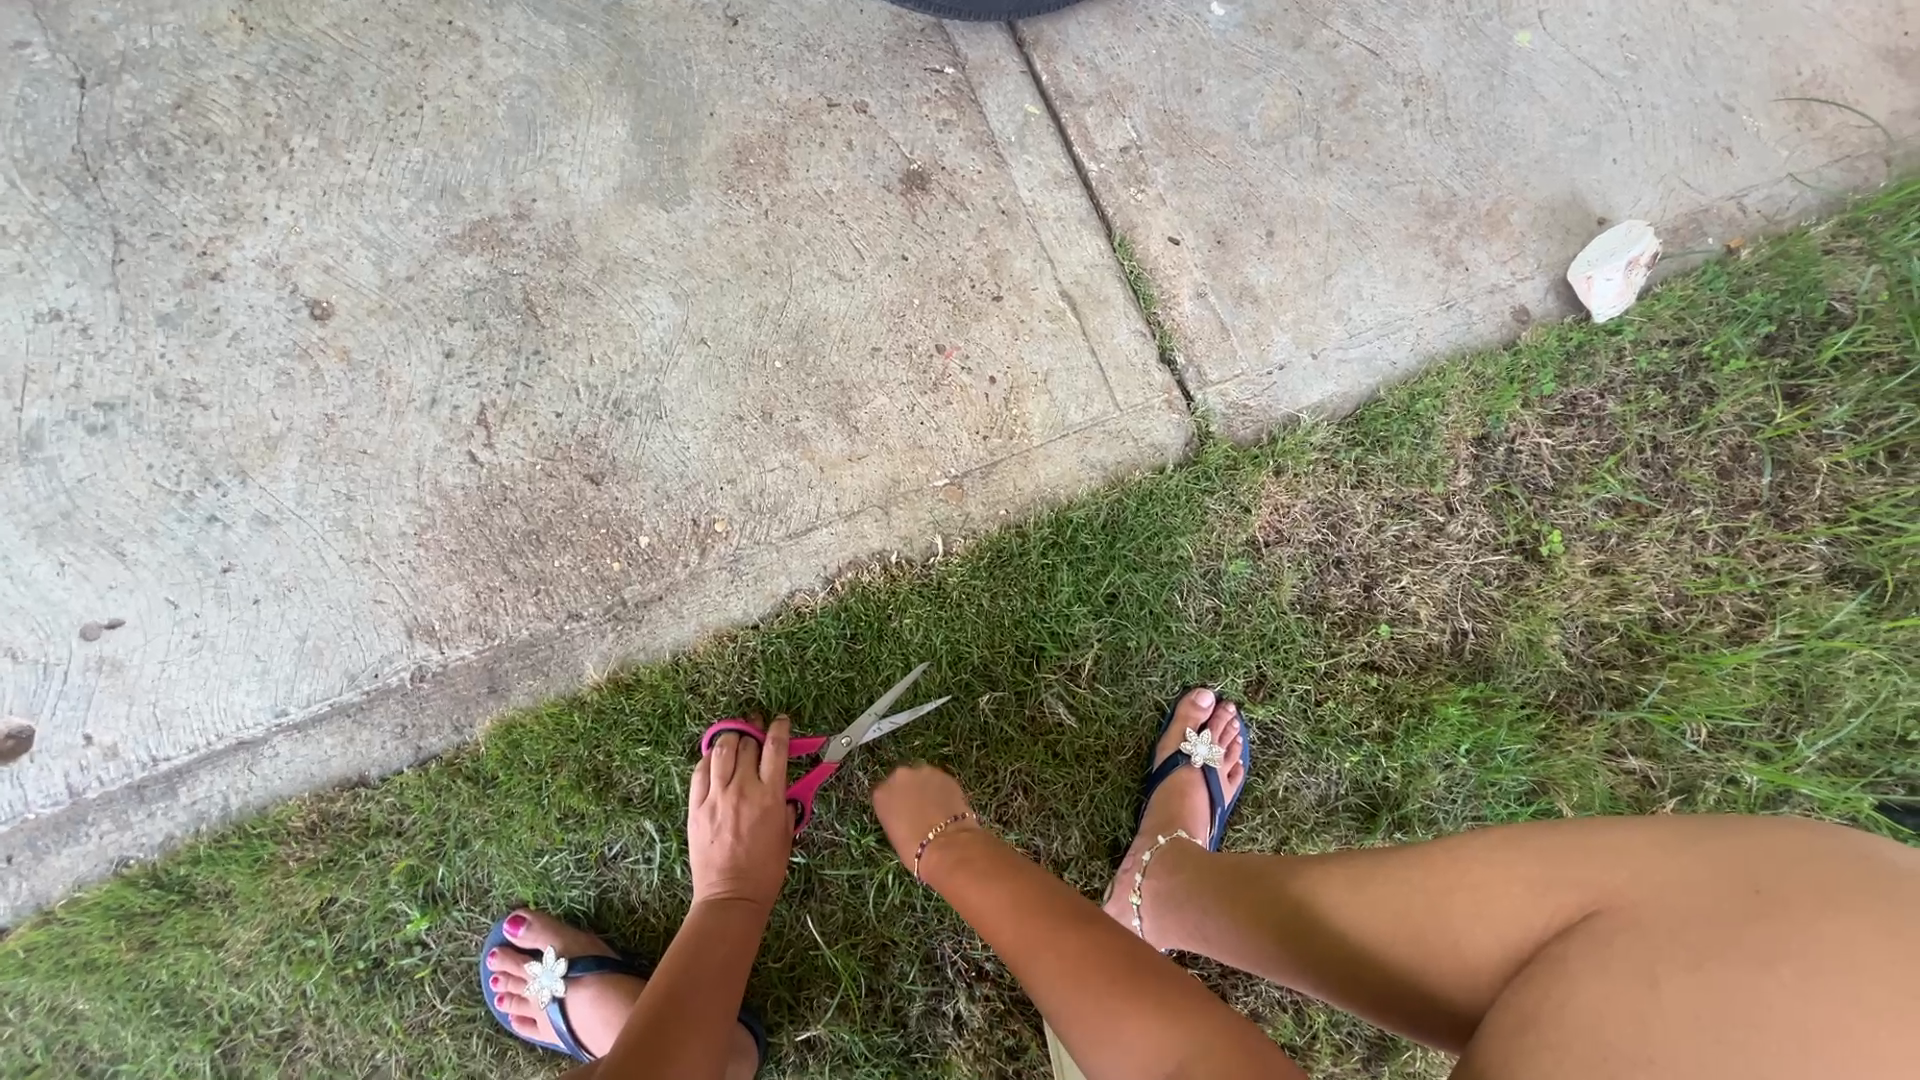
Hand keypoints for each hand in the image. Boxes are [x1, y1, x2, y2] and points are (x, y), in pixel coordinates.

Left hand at [688, 715, 794, 908]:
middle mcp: (743, 789)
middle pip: (747, 744)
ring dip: (730, 739)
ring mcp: (716, 796)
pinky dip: (708, 759)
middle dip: (753, 731)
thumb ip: (784, 804)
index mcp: (770, 795)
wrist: (731, 896)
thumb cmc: (766, 869)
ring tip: (734, 738)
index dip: (779, 727)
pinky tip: (714, 759)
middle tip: (755, 728)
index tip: (780, 720)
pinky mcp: (696, 807)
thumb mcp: (786, 833)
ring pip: (721, 750)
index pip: (775, 747)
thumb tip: (780, 788)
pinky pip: (699, 771)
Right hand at [872, 765, 978, 868]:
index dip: (893, 801)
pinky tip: (947, 804)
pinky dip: (942, 789)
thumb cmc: (913, 848)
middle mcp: (899, 776)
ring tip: (935, 805)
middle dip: (909, 790)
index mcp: (881, 793)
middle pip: (902, 779)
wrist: (944, 845)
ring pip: (922, 776)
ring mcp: (923, 772)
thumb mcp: (893, 832)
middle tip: (918, 807)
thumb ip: (894, 813)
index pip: (883, 791)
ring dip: (926, 787)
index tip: (900, 810)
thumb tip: (904, 811)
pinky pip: (940, 780)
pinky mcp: (944, 774)